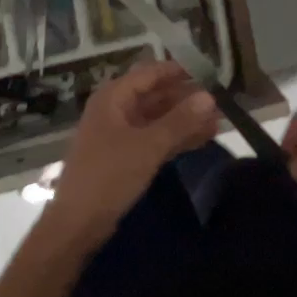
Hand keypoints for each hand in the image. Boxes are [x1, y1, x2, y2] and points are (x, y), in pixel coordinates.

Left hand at [49, 61, 218, 242]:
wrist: (77, 225)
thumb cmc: (109, 176)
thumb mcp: (148, 146)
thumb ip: (180, 120)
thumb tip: (210, 96)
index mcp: (113, 98)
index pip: (151, 73)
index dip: (179, 71)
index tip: (209, 72)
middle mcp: (115, 111)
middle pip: (156, 96)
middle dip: (186, 100)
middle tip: (220, 102)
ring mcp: (119, 135)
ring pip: (157, 120)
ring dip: (185, 121)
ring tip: (218, 122)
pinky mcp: (124, 158)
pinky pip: (154, 139)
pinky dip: (176, 139)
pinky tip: (202, 140)